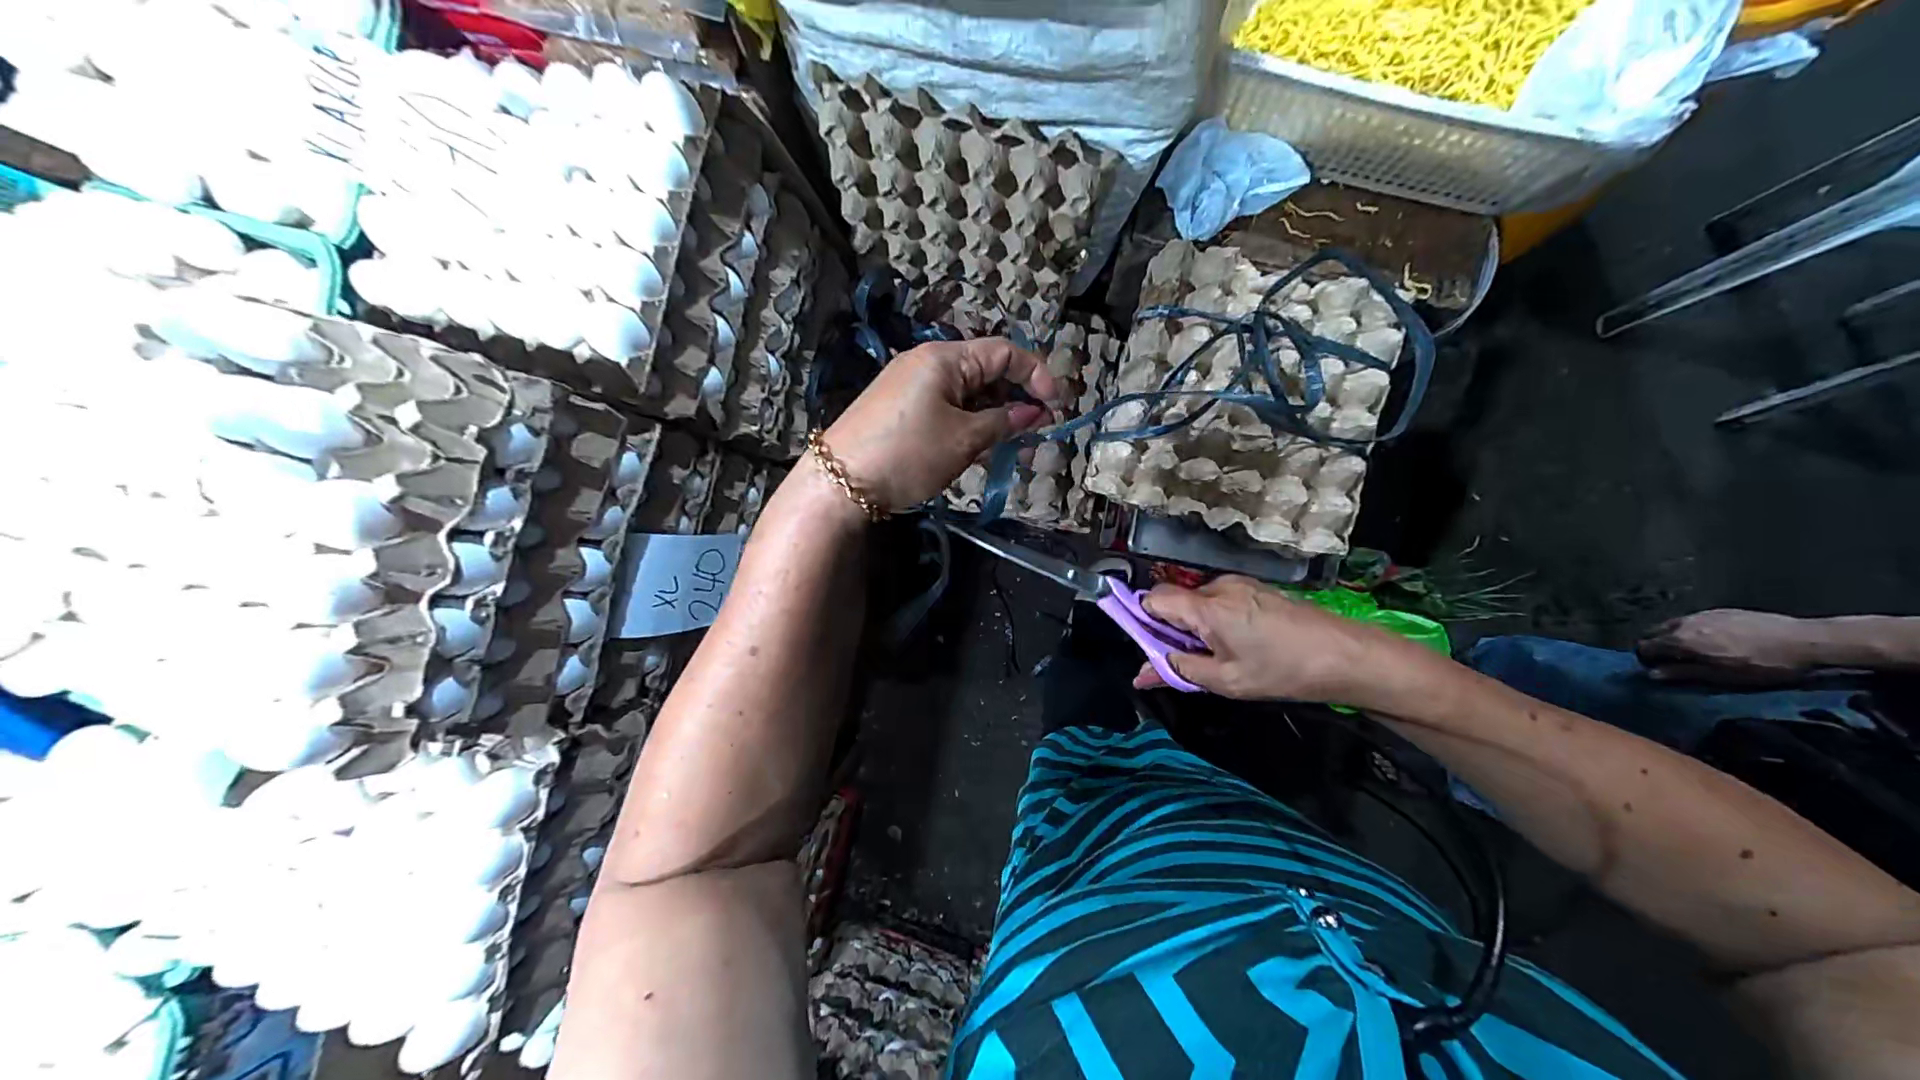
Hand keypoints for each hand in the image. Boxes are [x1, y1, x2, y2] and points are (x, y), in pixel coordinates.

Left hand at [820, 338, 1060, 511]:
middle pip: (986, 373)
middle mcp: (928, 364)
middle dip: (1016, 401)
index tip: (1056, 406)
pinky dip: (969, 428)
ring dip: (995, 420)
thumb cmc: (907, 454)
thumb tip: (1032, 413)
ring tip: (1016, 452)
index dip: (1036, 375)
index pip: (1004, 352)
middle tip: (1038, 435)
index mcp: (945, 358)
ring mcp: (912, 388)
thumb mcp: (964, 439)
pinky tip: (983, 453)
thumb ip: (1003, 422)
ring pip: (967, 397)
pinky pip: (947, 411)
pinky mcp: (902, 412)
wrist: (838, 482)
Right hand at [1131, 575, 1429, 704]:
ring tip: (1219, 658)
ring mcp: (1241, 584)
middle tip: (1185, 661)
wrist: (1348, 656)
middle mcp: (1219, 587)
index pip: (1153, 599)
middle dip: (1169, 628)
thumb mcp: (1225, 680)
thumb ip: (1178, 671)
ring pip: (1198, 602)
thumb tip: (1142, 673)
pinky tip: (1240, 646)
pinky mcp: (1258, 589)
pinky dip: (1215, 621)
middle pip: (1174, 600)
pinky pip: (1219, 601)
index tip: (1146, 645)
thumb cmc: (1283, 671)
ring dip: (1194, 627)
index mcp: (1206, 607)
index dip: (1141, 619)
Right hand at [1635, 609, 1821, 683]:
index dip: (1646, 659)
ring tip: (1695, 650)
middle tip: (1673, 660)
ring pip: (1672, 625)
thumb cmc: (1764, 665)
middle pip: (1652, 632)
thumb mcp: (1723, 676)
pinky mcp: (1720, 611)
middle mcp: (1684, 623)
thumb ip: (1684, 673)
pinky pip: (1693, 620)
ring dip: (1673, 637)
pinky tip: (1715, 640)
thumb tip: (1652, 673)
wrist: (1806, 641)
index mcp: (1680, 640)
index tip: (1658, 668)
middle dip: (1656, 645)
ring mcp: (1702, 614)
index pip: (1644, 646)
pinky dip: (1692, 630)